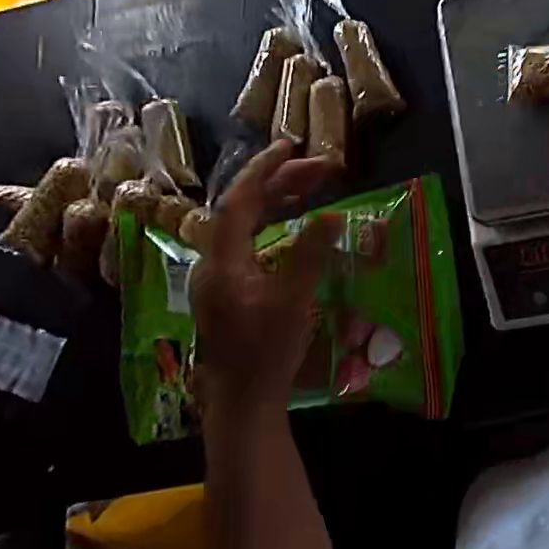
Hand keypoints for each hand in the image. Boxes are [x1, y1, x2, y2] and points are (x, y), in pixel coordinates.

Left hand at [190, 140, 341, 412]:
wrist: (243, 401)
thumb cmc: (266, 353)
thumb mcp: (293, 301)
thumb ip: (311, 254)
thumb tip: (332, 214)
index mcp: (223, 260)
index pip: (240, 200)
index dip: (266, 170)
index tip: (292, 147)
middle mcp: (215, 261)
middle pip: (243, 207)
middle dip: (280, 182)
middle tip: (321, 169)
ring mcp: (220, 276)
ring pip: (245, 224)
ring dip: (276, 201)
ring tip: (311, 186)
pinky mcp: (230, 289)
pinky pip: (249, 241)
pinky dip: (272, 223)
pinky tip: (293, 225)